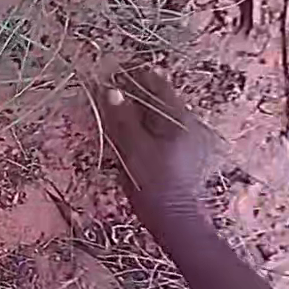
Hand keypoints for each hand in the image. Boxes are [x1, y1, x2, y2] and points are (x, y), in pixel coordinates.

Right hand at [95, 66, 215, 222]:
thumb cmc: (155, 182)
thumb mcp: (135, 148)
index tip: (113, 69)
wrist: (171, 219)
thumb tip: (111, 90)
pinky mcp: (172, 155)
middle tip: (105, 85)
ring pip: (152, 115)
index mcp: (179, 120)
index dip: (135, 74)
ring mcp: (179, 141)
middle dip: (131, 90)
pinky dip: (136, 124)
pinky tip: (120, 128)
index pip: (157, 85)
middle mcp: (183, 125)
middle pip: (155, 99)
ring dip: (132, 108)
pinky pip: (152, 131)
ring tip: (108, 103)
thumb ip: (123, 118)